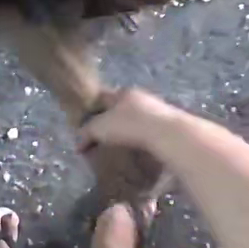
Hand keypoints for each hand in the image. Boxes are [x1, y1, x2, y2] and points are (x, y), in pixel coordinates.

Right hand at [77, 88, 191, 155]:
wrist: (169, 135)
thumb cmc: (129, 126)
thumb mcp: (98, 128)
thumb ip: (86, 132)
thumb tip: (79, 143)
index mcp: (123, 92)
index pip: (101, 98)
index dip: (90, 112)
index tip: (84, 128)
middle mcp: (141, 98)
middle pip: (119, 110)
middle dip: (109, 124)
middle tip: (100, 142)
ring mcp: (158, 111)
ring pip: (135, 122)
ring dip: (127, 134)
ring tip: (118, 151)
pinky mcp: (169, 127)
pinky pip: (149, 134)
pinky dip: (141, 142)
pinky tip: (137, 154)